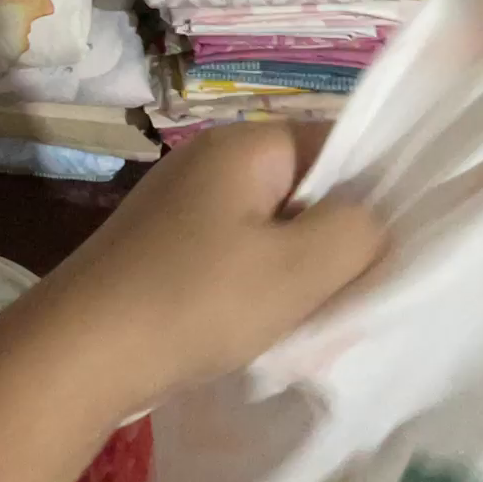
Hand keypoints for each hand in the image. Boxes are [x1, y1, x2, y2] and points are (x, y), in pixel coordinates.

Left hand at [0, 124, 380, 481]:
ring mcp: (180, 194)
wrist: (88, 340)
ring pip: (265, 219)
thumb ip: (356, 231)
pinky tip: (254, 313)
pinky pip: (229, 242)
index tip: (394, 240)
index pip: (332, 142)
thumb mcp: (299, 267)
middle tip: (350, 284)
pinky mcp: (163, 234)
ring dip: (292, 259)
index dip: (373, 187)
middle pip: (299, 182)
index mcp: (243, 144)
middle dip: (330, 232)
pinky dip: (253, 273)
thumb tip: (367, 217)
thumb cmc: (200, 295)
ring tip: (304, 306)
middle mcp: (208, 156)